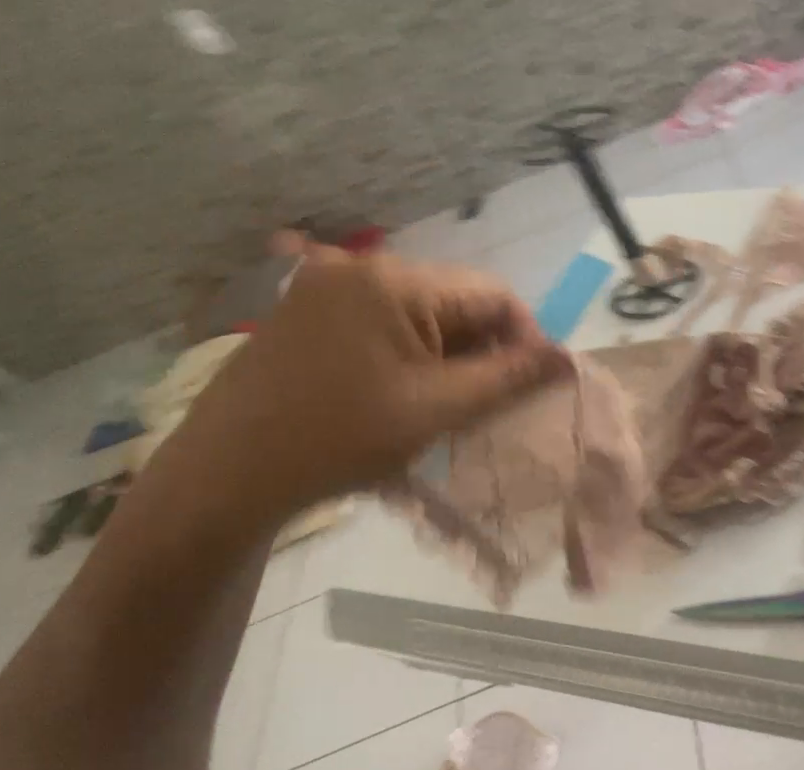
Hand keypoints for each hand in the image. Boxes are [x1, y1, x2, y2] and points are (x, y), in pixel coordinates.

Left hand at [170, 253, 570, 525]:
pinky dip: (413, 356)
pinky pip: (385, 324)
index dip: (527, 340)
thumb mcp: (441, 407)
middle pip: (457, 300)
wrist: (233, 469)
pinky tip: (409, 396)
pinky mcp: (308, 312)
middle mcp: (358, 267)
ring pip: (423, 316)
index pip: (493, 294)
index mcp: (394, 281)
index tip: (532, 390)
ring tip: (452, 406)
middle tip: (493, 404)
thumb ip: (511, 378)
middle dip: (486, 350)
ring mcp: (326, 287)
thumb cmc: (345, 436)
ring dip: (452, 356)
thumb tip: (570, 359)